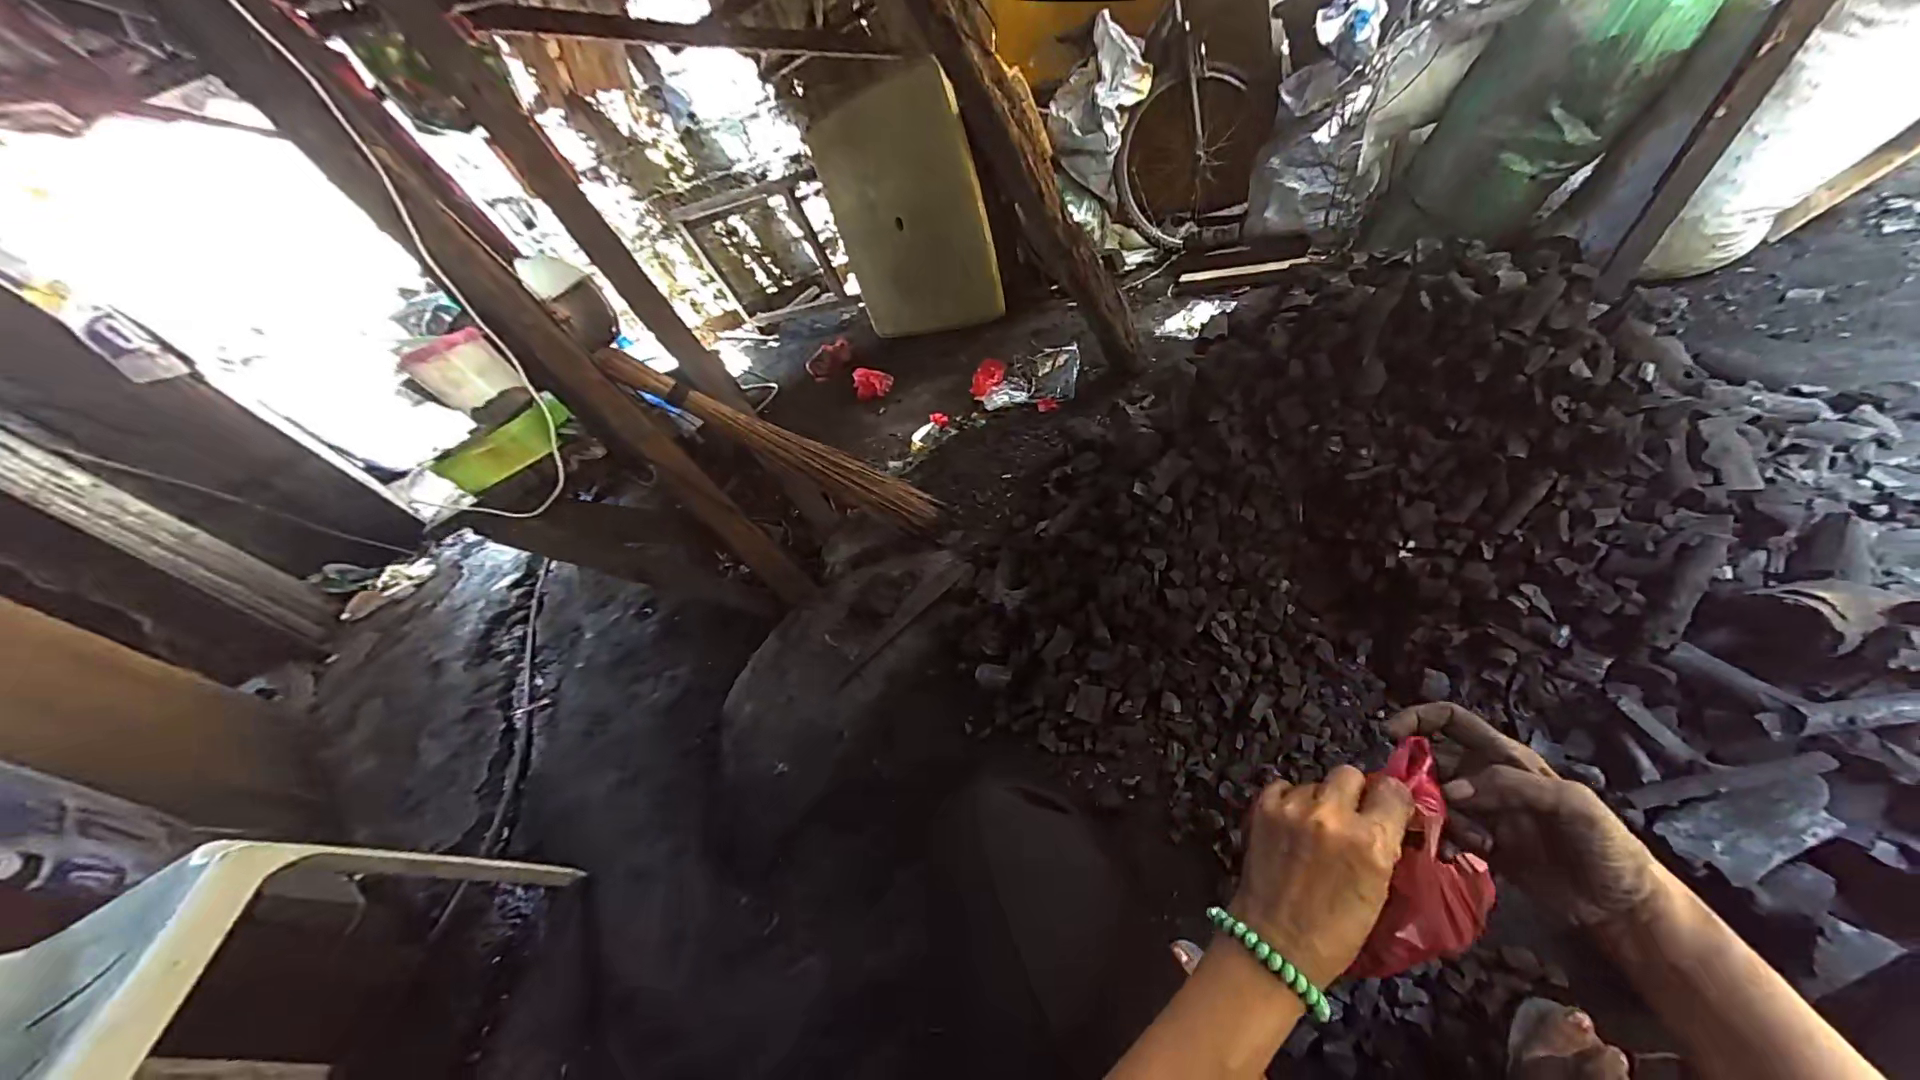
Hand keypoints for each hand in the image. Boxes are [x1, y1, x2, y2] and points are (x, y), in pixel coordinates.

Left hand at [1230, 765, 1414, 986]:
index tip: (1387, 807)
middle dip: (1352, 792)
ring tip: (1313, 829)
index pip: (1393, 790)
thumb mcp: (1379, 889)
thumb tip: (1388, 818)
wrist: (1276, 942)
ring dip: (1318, 800)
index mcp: (1372, 840)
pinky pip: (1283, 786)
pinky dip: (1288, 800)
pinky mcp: (1263, 807)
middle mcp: (1333, 815)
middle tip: (1347, 816)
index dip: (1391, 798)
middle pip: (1349, 774)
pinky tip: (1289, 825)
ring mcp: (1294, 807)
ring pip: (1314, 782)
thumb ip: (1383, 845)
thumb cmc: (1337, 929)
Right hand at [1388, 702, 1661, 927]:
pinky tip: (1455, 856)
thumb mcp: (1572, 804)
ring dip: (1434, 816)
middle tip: (1422, 803)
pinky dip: (1438, 841)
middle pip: (1429, 761)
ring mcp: (1479, 811)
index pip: (1450, 720)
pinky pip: (1440, 831)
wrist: (1623, 908)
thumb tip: (1451, 789)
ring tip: (1468, 841)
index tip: (1390, 734)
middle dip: (1418, 778)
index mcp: (1504, 757)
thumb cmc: (1607, 847)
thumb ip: (1511, 785)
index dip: (1417, 718)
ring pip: (1431, 798)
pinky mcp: (1477, 842)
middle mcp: (1484, 778)